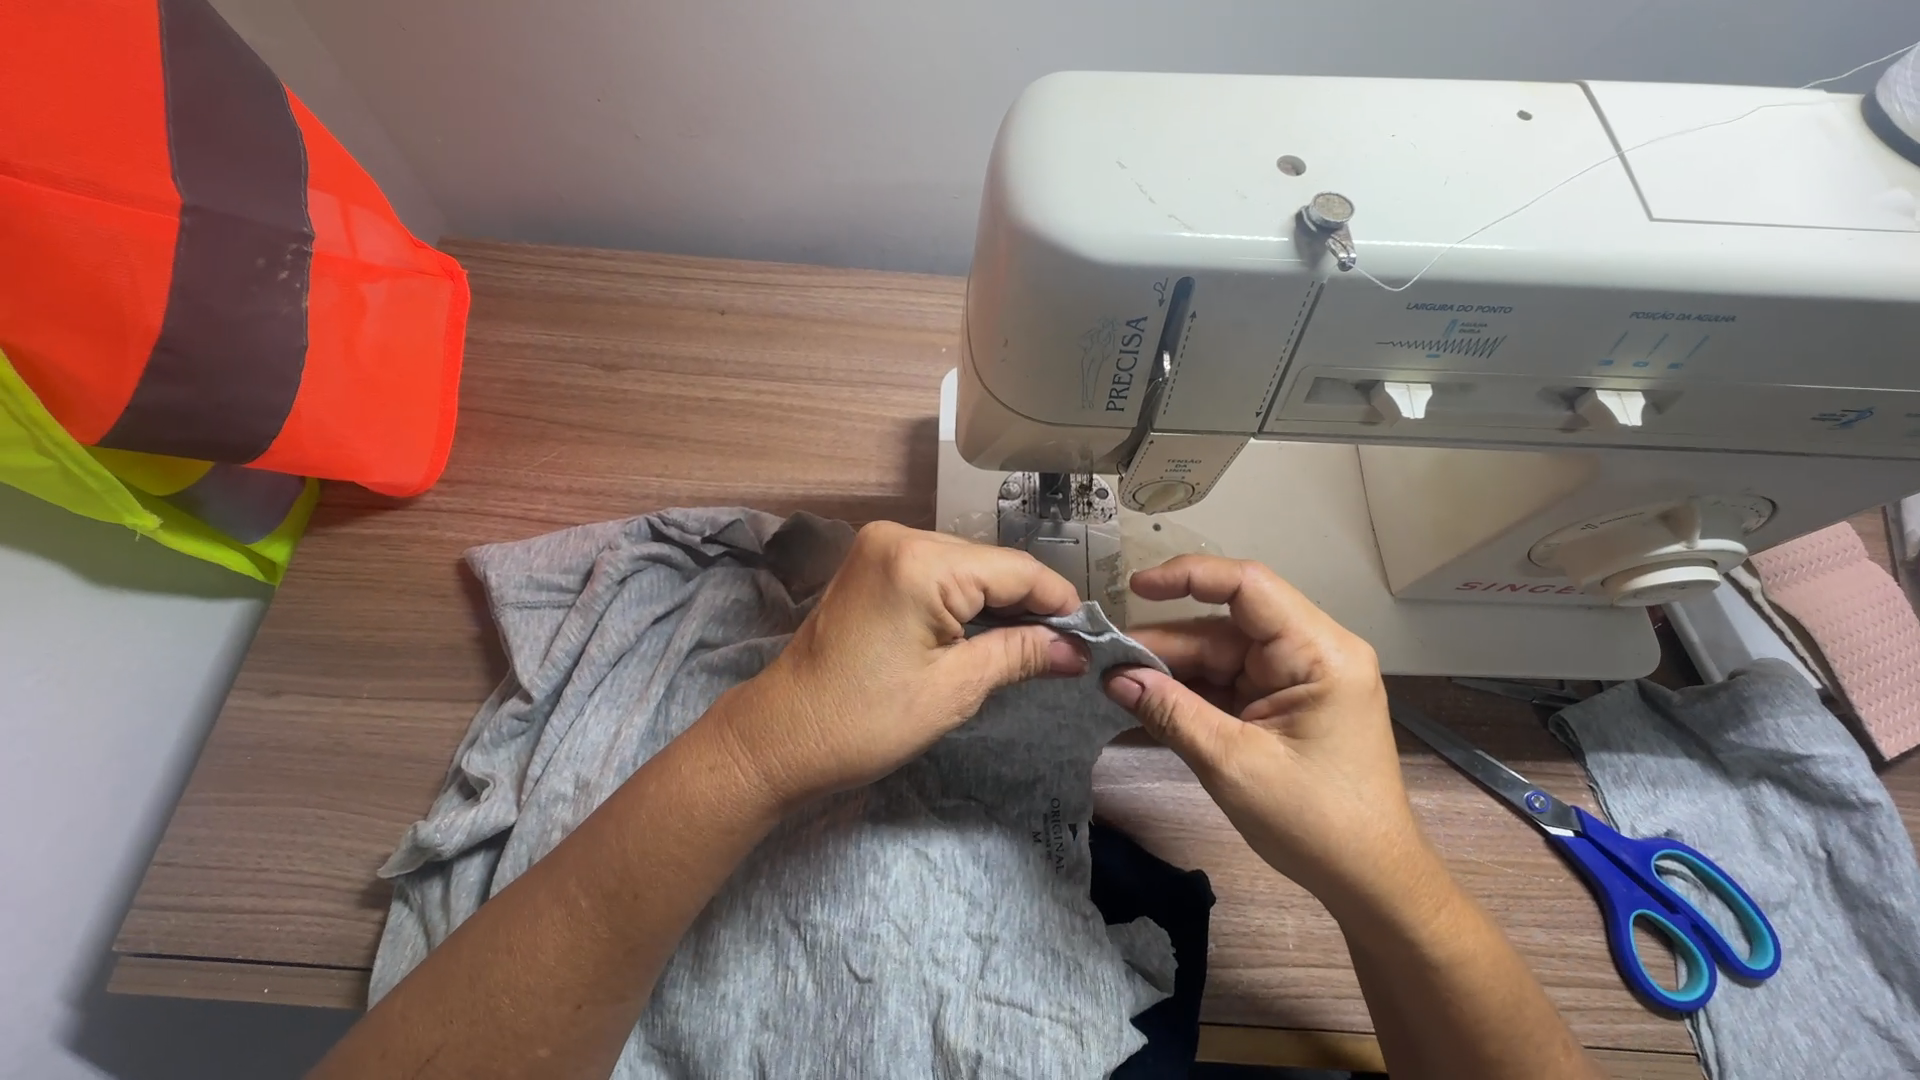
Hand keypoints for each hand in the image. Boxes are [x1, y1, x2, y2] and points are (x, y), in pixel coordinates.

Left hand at [706, 522, 1085, 807]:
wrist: (779, 737)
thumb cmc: (864, 721)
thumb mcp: (954, 689)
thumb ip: (1020, 655)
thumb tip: (1076, 649)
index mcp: (921, 562)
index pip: (1014, 569)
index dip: (1058, 602)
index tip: (1091, 636)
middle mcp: (900, 536)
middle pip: (990, 564)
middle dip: (1029, 604)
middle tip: (1064, 649)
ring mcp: (880, 547)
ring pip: (966, 567)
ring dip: (998, 603)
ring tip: (1032, 645)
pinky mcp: (871, 564)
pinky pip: (936, 573)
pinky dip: (965, 601)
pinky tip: (986, 631)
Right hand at [1103, 556, 1438, 913]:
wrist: (1369, 882)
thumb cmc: (1316, 822)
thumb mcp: (1233, 764)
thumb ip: (1172, 713)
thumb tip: (1114, 678)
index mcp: (1318, 652)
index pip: (1248, 586)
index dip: (1188, 576)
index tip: (1135, 587)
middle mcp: (1308, 652)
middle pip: (1224, 626)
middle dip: (1165, 644)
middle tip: (1106, 662)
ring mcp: (1293, 679)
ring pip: (1218, 654)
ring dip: (1171, 670)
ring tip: (1115, 683)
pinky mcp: (1279, 704)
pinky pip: (1224, 682)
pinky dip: (1187, 693)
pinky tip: (1145, 699)